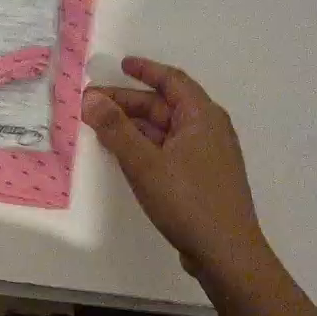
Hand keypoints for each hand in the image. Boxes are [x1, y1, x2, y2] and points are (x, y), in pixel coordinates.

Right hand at [83, 57, 274, 281]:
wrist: (225, 251)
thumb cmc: (187, 200)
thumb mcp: (144, 163)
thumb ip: (116, 129)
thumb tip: (91, 98)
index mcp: (202, 117)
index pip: (172, 81)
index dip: (145, 71)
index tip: (121, 65)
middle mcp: (209, 130)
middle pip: (165, 107)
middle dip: (129, 102)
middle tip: (93, 104)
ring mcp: (207, 156)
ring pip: (166, 131)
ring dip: (134, 126)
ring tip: (101, 128)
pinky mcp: (202, 179)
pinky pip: (169, 150)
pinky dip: (145, 146)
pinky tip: (125, 156)